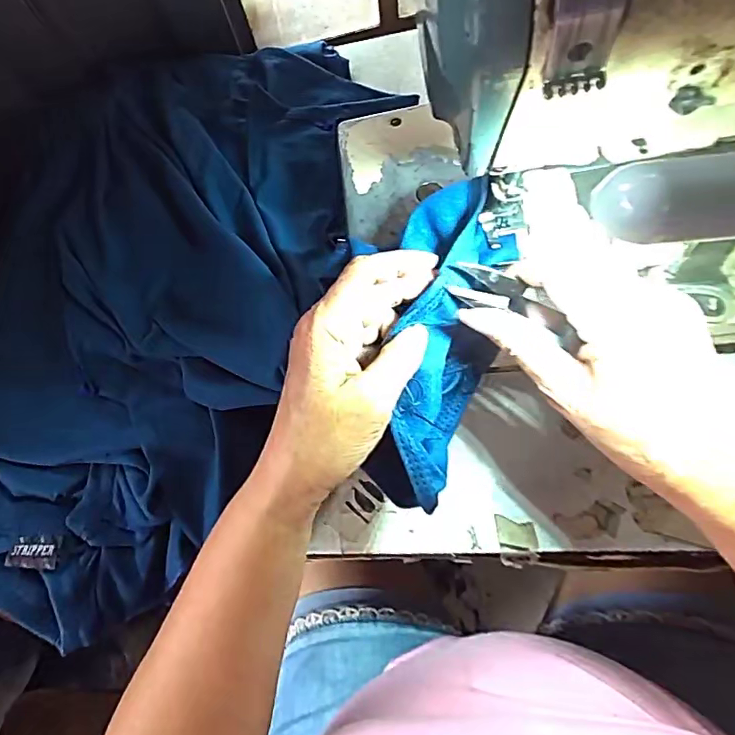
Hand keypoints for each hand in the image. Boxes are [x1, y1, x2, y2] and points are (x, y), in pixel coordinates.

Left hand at [259, 250, 436, 511]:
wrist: (294, 472)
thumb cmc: (328, 439)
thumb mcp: (374, 398)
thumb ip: (401, 357)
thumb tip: (420, 329)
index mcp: (327, 325)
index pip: (362, 274)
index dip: (398, 262)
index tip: (432, 263)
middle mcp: (321, 325)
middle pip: (364, 289)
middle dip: (402, 282)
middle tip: (440, 284)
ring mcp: (323, 342)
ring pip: (365, 310)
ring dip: (396, 305)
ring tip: (431, 305)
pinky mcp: (328, 360)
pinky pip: (361, 332)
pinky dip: (386, 329)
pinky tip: (409, 334)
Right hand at [456, 170, 734, 513]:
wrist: (705, 453)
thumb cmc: (640, 433)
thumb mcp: (566, 392)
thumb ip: (521, 343)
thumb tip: (480, 316)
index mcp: (616, 322)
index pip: (563, 266)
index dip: (531, 249)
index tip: (506, 239)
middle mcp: (647, 300)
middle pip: (587, 250)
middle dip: (553, 238)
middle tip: (526, 231)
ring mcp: (665, 299)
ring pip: (606, 259)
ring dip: (572, 258)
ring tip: (542, 268)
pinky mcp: (673, 304)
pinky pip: (624, 275)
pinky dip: (596, 275)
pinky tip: (579, 294)